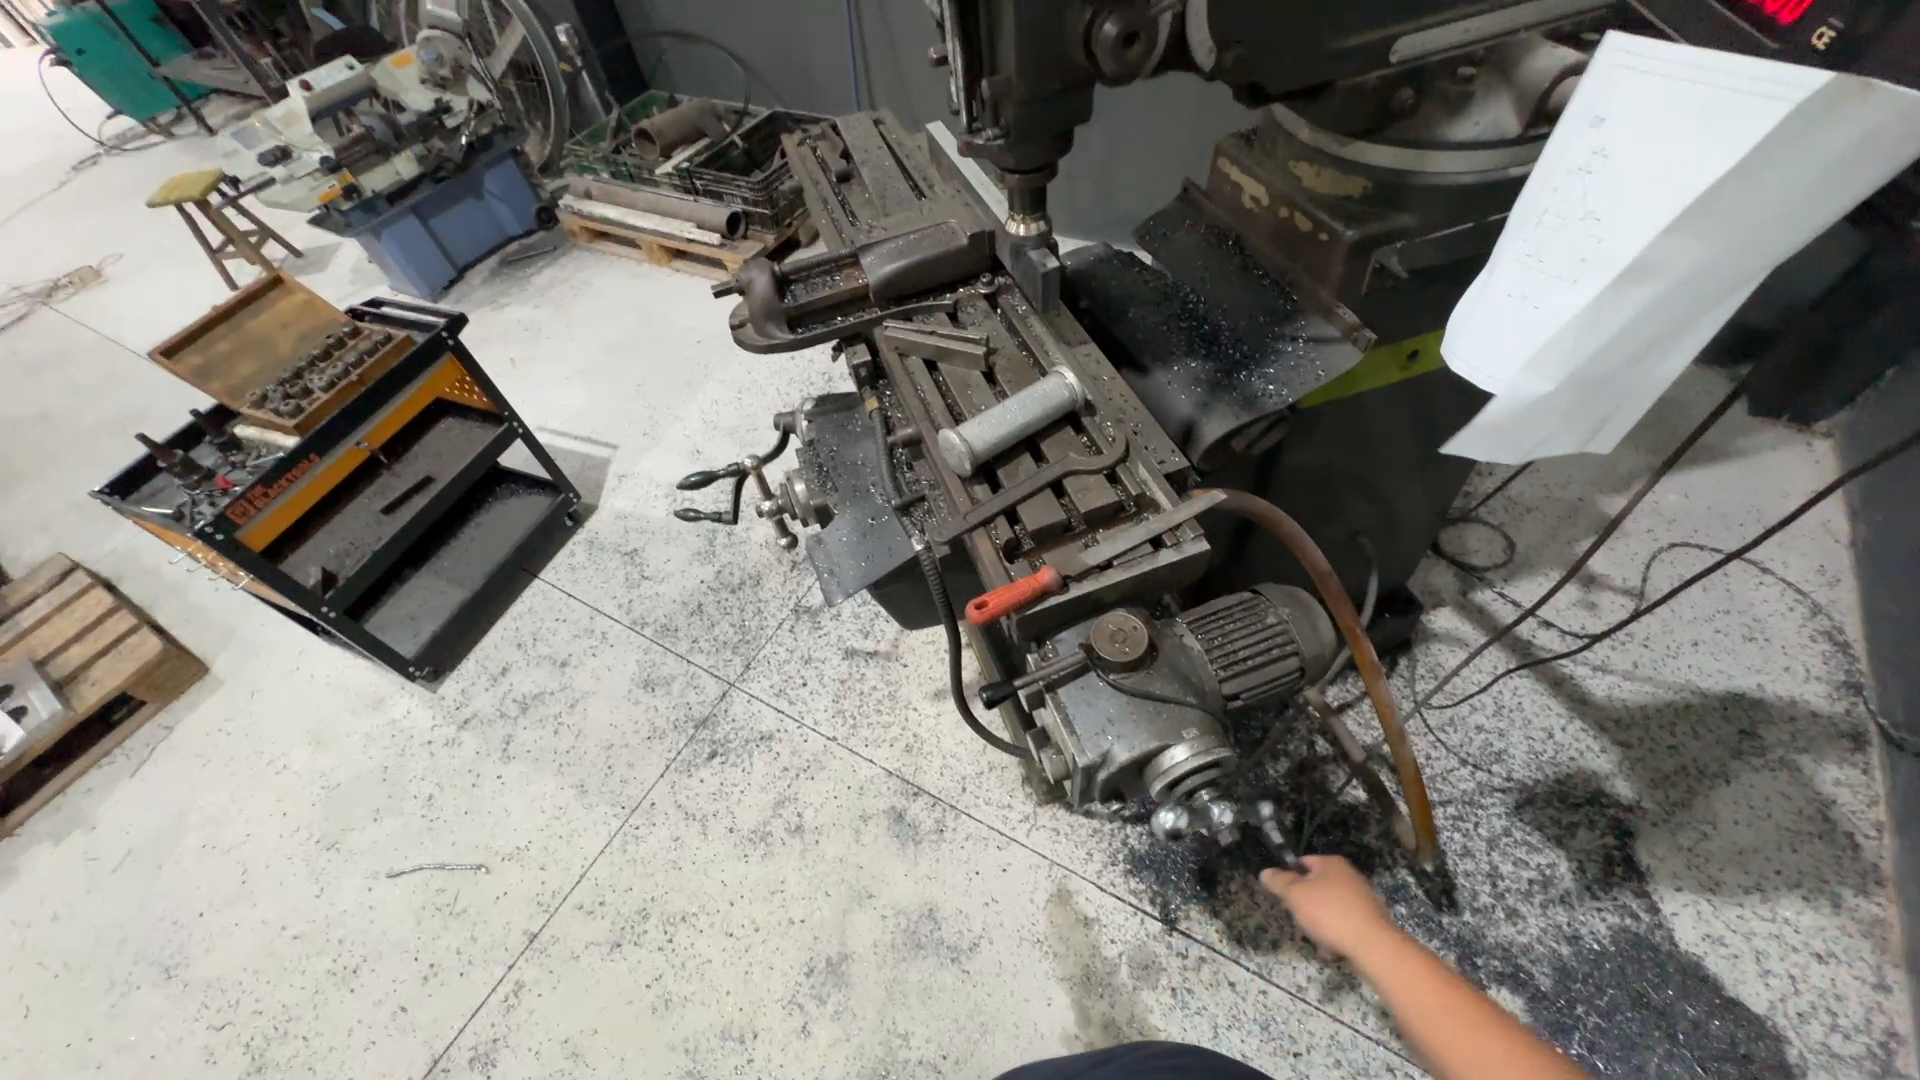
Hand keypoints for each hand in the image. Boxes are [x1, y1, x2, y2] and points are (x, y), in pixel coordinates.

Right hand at [1260, 855, 1400, 959]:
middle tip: (1297, 918)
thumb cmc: (1329, 913)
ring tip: (1315, 938)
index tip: (1283, 895)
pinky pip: (1344, 923)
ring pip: (1329, 907)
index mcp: (1331, 863)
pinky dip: (1335, 933)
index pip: (1302, 862)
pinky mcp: (1370, 920)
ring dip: (1319, 921)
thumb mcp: (1294, 894)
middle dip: (1304, 904)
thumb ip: (1278, 881)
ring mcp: (1362, 898)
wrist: (1372, 945)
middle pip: (1315, 886)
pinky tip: (1330, 948)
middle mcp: (1349, 876)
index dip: (1289, 877)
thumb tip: (1266, 872)